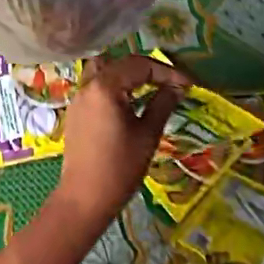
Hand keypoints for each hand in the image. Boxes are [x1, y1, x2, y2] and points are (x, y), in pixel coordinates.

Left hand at [51, 55, 190, 230]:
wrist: (84, 201)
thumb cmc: (119, 168)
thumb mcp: (148, 134)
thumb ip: (163, 104)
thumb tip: (178, 88)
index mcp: (106, 86)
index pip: (140, 66)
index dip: (167, 72)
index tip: (187, 84)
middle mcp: (89, 85)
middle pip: (122, 63)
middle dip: (149, 70)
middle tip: (171, 83)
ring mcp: (79, 98)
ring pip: (106, 70)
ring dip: (128, 74)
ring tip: (149, 87)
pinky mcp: (76, 111)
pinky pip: (97, 85)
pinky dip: (115, 85)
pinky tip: (130, 102)